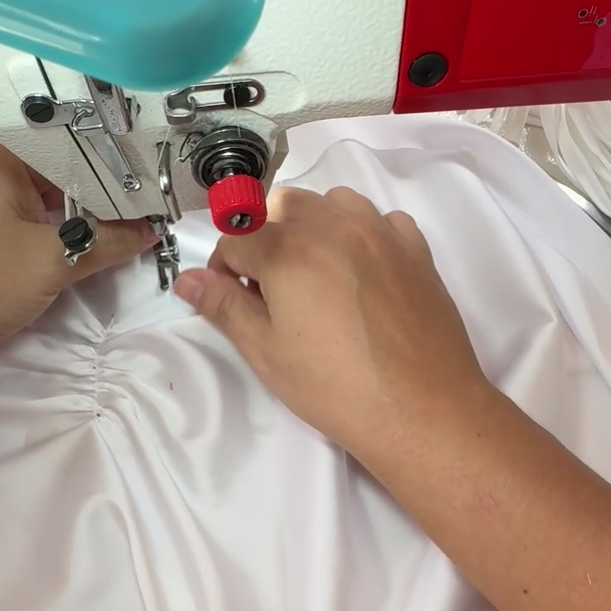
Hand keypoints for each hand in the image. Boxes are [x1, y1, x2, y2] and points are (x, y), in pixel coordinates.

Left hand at [0, 129, 156, 366]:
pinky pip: (16, 203)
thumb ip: (109, 242)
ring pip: (36, 184)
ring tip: (119, 222)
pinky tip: (75, 235)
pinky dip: (46, 218)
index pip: (69, 137)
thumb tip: (151, 231)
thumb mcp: (53, 263)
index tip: (151, 178)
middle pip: (53, 159)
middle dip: (98, 185)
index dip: (115, 158)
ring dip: (74, 205)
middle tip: (145, 203)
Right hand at [172, 186, 496, 460]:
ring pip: (333, 202)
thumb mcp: (267, 353)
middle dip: (267, 238)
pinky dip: (362, 233)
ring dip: (314, 226)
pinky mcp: (416, 249)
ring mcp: (380, 232)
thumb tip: (188, 280)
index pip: (237, 237)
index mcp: (287, 249)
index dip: (225, 268)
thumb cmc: (336, 388)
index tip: (234, 298)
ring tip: (316, 274)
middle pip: (283, 206)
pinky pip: (380, 220)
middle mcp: (333, 225)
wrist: (421, 409)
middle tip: (273, 289)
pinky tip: (362, 272)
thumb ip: (225, 307)